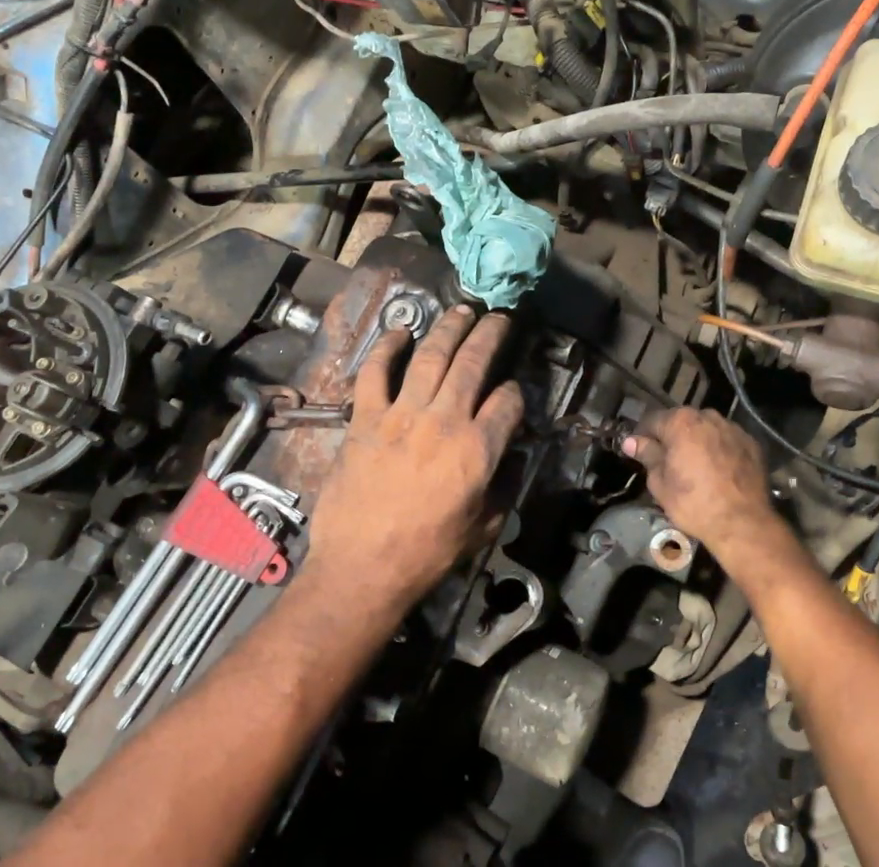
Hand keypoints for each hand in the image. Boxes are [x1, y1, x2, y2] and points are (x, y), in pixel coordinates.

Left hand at [305, 307, 523, 607]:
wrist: (362, 567)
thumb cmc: (427, 553)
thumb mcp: (483, 527)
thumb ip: (502, 485)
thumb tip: (510, 456)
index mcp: (478, 450)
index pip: (508, 402)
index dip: (517, 393)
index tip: (515, 394)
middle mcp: (443, 421)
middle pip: (473, 363)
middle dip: (491, 335)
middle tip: (499, 317)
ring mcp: (400, 416)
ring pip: (430, 357)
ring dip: (448, 329)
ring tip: (461, 311)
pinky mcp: (365, 419)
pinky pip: (376, 373)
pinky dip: (387, 348)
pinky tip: (399, 332)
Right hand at [621, 408, 777, 560]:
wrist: (743, 522)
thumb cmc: (694, 503)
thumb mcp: (660, 483)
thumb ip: (647, 455)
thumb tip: (632, 441)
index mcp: (682, 422)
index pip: (652, 420)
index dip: (642, 436)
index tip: (639, 451)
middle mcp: (709, 417)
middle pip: (682, 422)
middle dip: (672, 437)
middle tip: (667, 462)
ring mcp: (733, 428)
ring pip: (706, 430)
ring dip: (697, 442)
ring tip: (694, 467)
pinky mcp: (752, 443)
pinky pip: (727, 441)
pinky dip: (719, 450)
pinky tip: (717, 471)